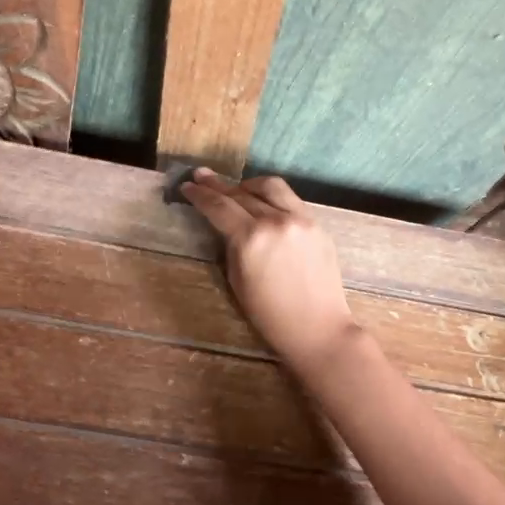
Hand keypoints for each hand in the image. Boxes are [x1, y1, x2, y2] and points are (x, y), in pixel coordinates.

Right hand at [180, 168, 358, 366]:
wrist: (317, 327)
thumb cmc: (268, 314)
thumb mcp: (236, 279)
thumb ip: (230, 245)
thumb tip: (226, 225)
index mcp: (251, 239)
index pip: (219, 207)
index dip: (199, 195)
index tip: (187, 187)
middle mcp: (275, 221)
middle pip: (241, 193)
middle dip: (218, 185)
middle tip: (201, 177)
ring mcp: (300, 219)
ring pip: (270, 187)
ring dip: (247, 185)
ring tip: (235, 188)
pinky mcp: (316, 223)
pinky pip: (289, 199)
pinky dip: (271, 196)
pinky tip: (262, 203)